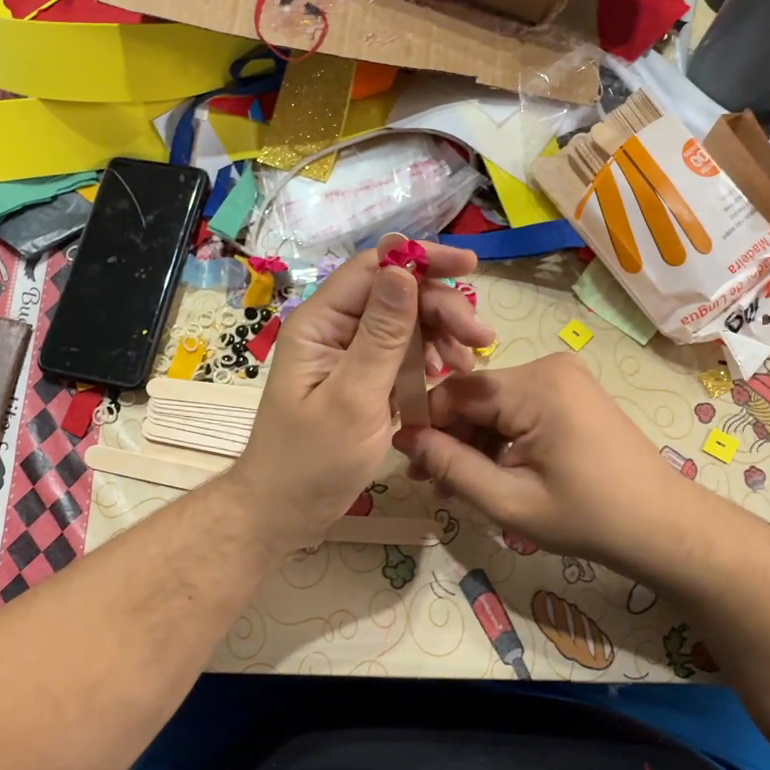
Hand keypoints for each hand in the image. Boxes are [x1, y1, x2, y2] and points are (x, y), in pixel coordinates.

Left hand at [227, 243, 493, 546]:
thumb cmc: (312, 460)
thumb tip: (402, 268)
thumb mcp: (353, 397)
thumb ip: (382, 334)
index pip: (373, 268)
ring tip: (468, 365)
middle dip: (442, 307)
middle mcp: (333, 329)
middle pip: (395, 293)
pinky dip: (428, 359)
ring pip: (404, 323)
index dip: (421, 259)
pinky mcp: (362, 379)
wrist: (286, 510)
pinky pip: (401, 354)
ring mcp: (348, 354)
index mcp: (319, 323)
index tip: (470, 267)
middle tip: (483, 339)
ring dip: (441, 334)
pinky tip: (449, 376)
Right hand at [392, 353, 709, 571]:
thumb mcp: (508, 500)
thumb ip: (451, 467)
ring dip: (472, 441)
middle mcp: (548, 366)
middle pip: (474, 396)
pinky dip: (498, 437)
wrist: (663, 526)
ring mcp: (562, 376)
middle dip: (449, 437)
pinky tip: (489, 472)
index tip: (405, 461)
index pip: (455, 391)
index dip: (424, 424)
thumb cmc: (587, 518)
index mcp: (536, 386)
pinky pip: (516, 407)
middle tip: (428, 482)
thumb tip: (404, 439)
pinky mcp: (570, 391)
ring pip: (492, 403)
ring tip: (455, 486)